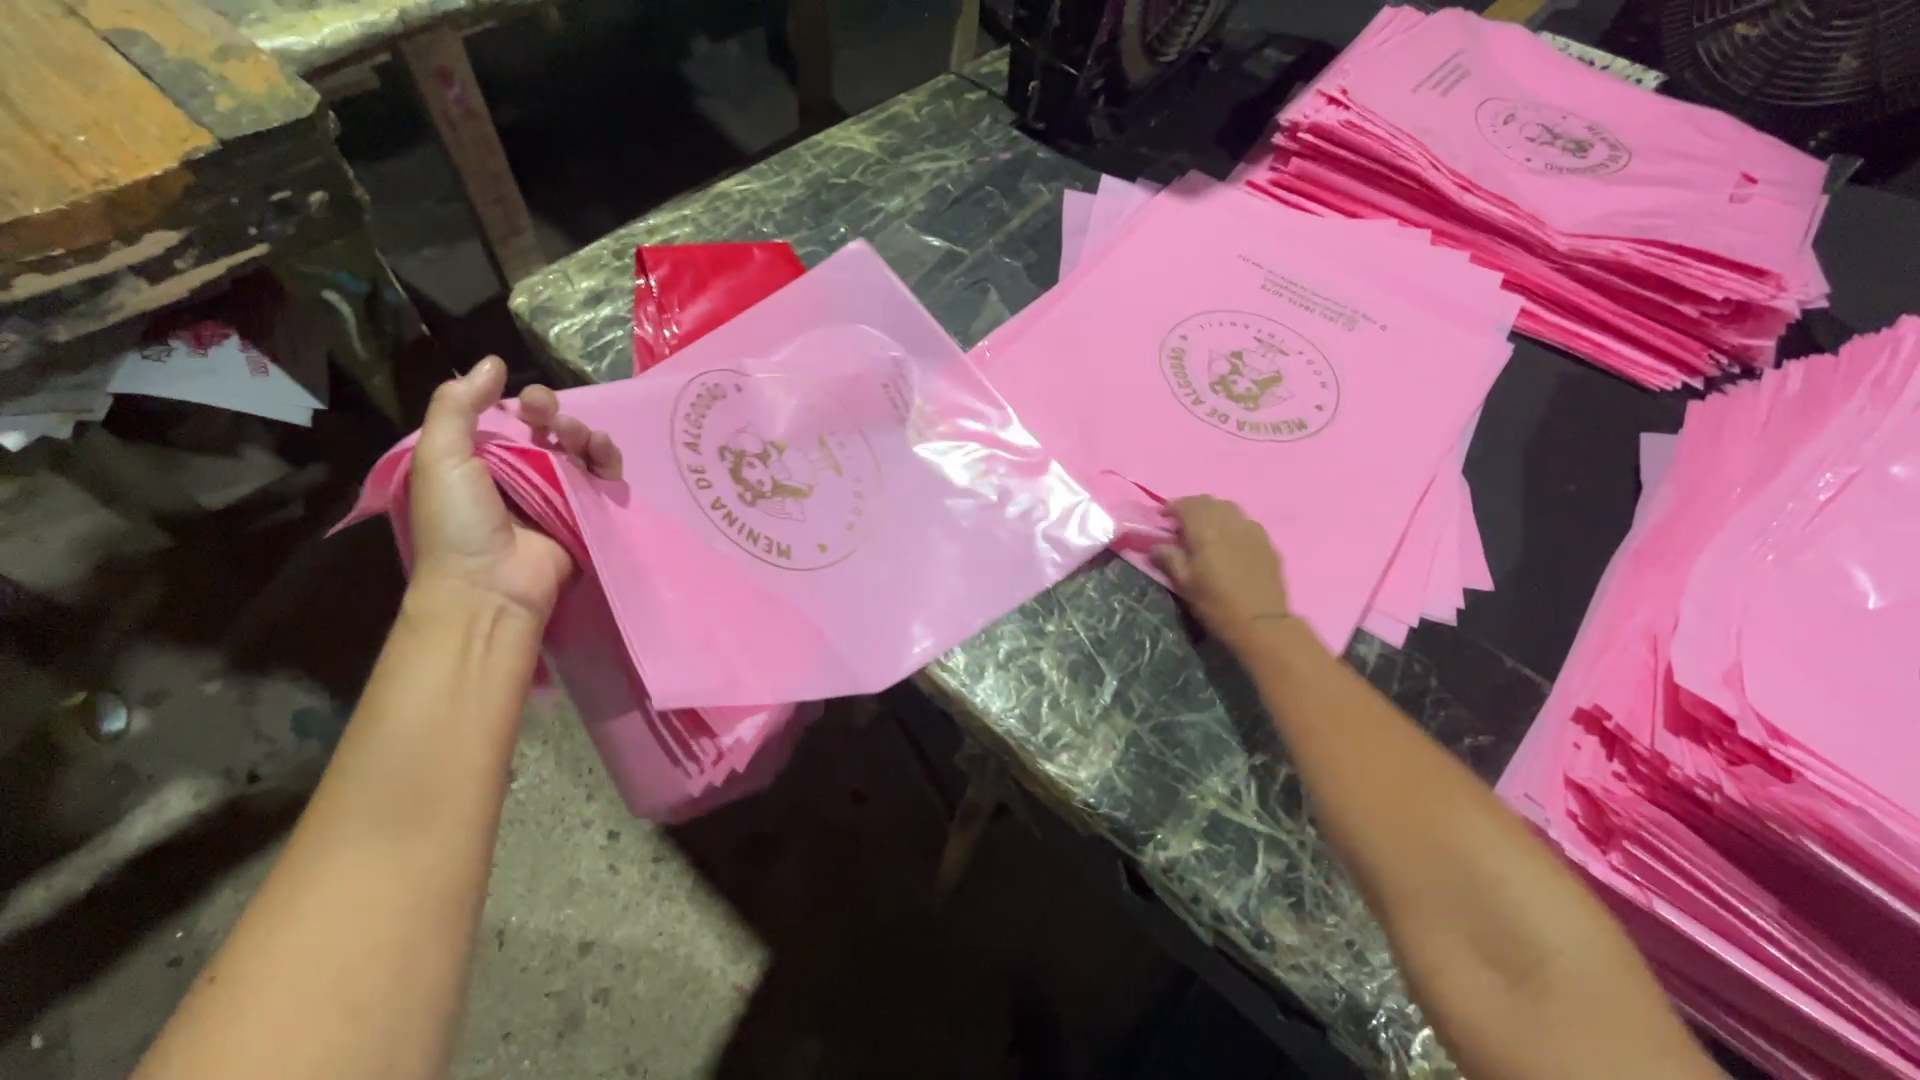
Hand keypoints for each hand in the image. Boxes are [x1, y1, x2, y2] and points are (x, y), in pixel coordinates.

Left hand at [409, 357, 621, 624]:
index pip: (511, 416)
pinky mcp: (588, 510)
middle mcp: (522, 471)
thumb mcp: (439, 457)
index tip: (528, 404)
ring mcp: (558, 491)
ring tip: (579, 441)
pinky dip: (608, 458)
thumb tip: (493, 362)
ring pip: (580, 445)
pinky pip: (604, 475)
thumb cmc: (459, 523)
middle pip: (550, 426)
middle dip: (556, 414)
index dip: (523, 402)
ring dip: (584, 433)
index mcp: (483, 456)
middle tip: (553, 423)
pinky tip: (604, 454)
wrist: (492, 586)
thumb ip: (457, 405)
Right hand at [1152, 495, 1292, 649]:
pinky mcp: (1267, 542)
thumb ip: (1169, 558)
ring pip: (1229, 508)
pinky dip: (1232, 524)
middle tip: (1182, 524)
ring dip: (1213, 513)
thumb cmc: (1216, 604)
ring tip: (1206, 530)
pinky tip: (1230, 542)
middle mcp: (1230, 522)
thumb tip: (1155, 546)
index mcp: (1205, 530)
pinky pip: (1245, 522)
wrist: (1262, 623)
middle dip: (1192, 508)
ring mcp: (1252, 529)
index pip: (1186, 504)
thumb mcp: (1185, 583)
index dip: (1171, 507)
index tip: (1162, 518)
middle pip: (1209, 502)